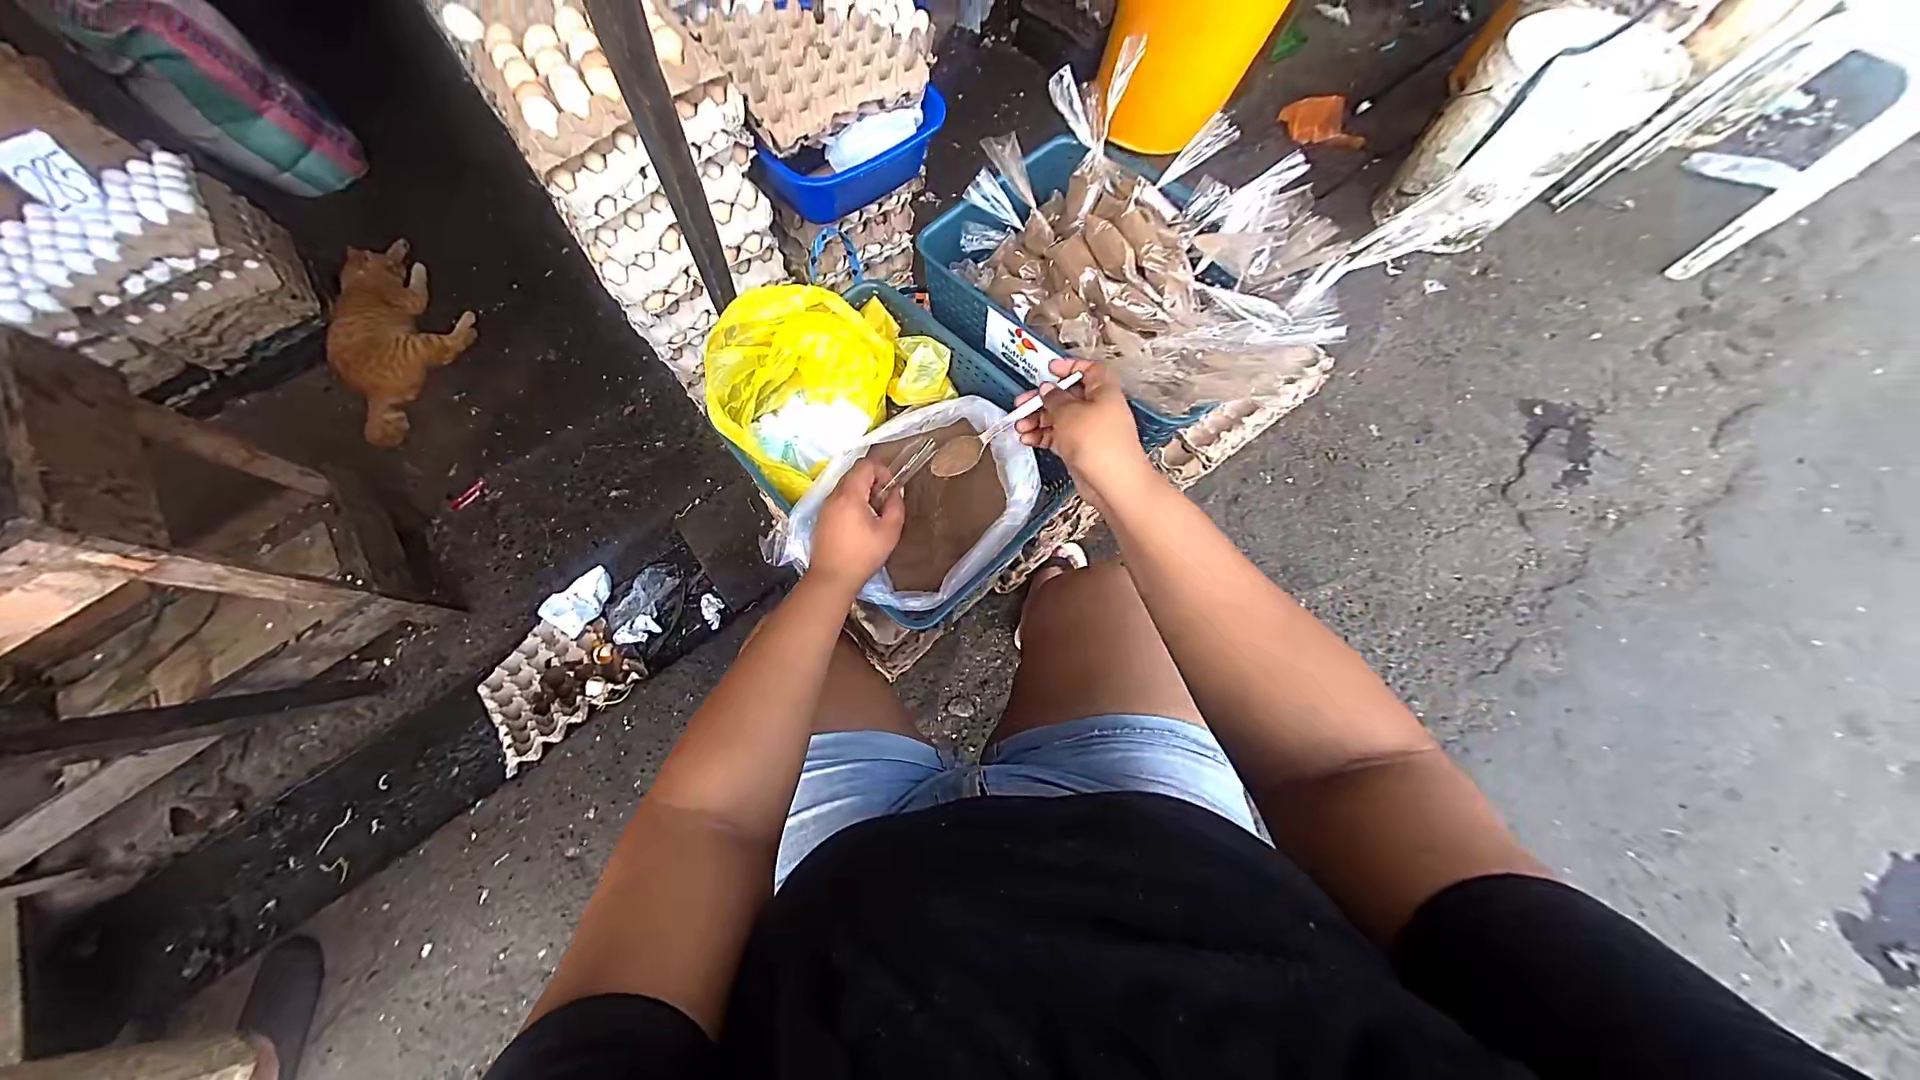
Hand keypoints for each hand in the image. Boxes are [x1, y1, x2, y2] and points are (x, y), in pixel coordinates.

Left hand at [808, 458, 905, 592]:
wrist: (832, 578)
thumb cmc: (863, 555)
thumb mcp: (889, 532)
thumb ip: (896, 506)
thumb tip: (896, 491)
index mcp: (850, 494)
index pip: (865, 465)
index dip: (882, 471)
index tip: (890, 489)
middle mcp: (834, 495)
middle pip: (854, 473)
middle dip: (872, 481)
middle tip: (884, 502)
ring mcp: (825, 506)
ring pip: (845, 487)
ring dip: (862, 493)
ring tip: (873, 515)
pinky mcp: (821, 518)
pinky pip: (838, 500)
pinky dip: (851, 503)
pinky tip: (859, 525)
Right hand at [1014, 358, 1153, 505]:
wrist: (1113, 482)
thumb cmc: (1100, 444)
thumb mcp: (1069, 413)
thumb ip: (1055, 398)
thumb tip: (1047, 390)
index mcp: (1103, 391)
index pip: (1088, 369)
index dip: (1069, 366)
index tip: (1050, 369)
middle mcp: (1098, 408)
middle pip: (1067, 396)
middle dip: (1042, 400)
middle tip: (1023, 404)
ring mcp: (1090, 430)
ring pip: (1059, 418)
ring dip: (1038, 420)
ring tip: (1021, 426)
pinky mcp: (1081, 449)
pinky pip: (1059, 437)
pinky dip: (1043, 436)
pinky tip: (1028, 438)